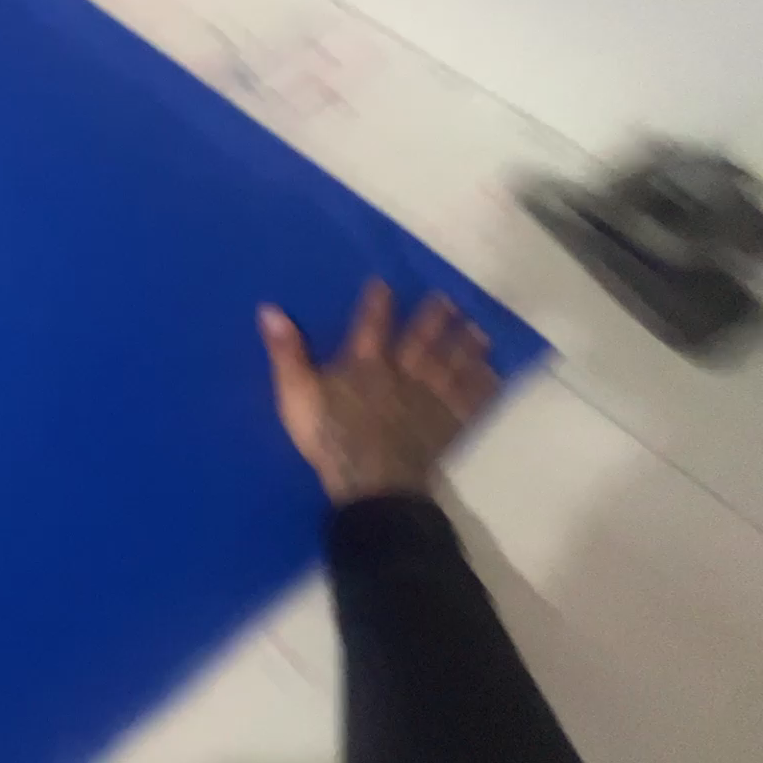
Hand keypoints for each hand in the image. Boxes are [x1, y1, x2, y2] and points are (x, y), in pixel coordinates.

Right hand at [258, 280, 500, 504]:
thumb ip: (285, 351)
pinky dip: (483, 385)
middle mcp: (404, 373)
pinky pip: (472, 399)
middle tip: (448, 299)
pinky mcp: (448, 423)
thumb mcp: (294, 391)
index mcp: (364, 364)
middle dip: (433, 318)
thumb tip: (269, 309)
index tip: (384, 283)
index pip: (371, 325)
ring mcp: (431, 398)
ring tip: (477, 329)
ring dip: (465, 346)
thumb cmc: (327, 434)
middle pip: (422, 340)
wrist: (371, 479)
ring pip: (453, 364)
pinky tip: (492, 375)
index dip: (377, 303)